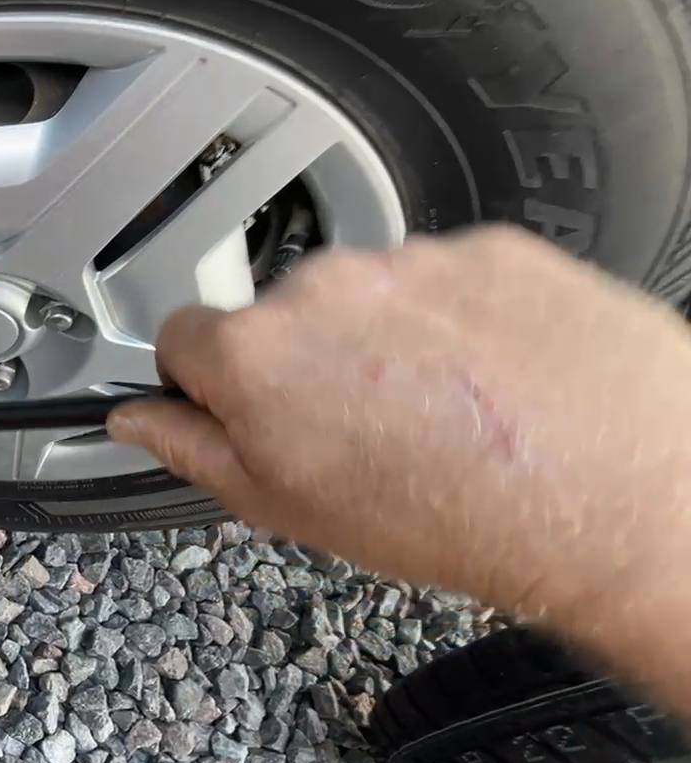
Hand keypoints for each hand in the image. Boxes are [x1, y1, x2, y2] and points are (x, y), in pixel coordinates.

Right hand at [106, 225, 690, 620]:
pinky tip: (475, 375)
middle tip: (343, 422)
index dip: (200, 380)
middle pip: (266, 315)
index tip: (237, 407)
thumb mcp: (273, 501)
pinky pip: (431, 277)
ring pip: (350, 296)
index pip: (177, 335)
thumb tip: (133, 417)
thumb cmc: (445, 514)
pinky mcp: (492, 249)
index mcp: (250, 351)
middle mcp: (318, 289)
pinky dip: (441, 317)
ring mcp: (410, 262)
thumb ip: (183, 445)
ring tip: (423, 403)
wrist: (628, 504)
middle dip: (286, 360)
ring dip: (365, 338)